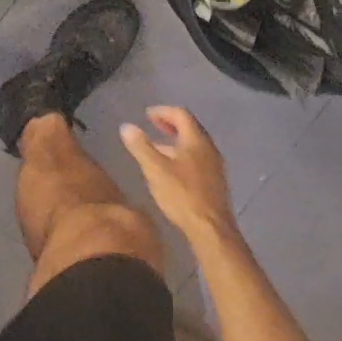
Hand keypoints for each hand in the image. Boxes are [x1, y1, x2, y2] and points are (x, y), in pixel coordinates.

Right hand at [120, 106, 237, 243]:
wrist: (211, 229)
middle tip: (153, 126)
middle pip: (190, 128)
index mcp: (196, 140)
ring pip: (194, 145)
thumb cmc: (182, 195)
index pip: (181, 114)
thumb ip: (141, 146)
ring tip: (157, 149)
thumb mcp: (155, 169)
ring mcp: (215, 166)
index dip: (163, 111)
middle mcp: (209, 148)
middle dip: (170, 125)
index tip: (147, 115)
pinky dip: (183, 155)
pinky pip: (198, 159)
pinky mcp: (215, 182)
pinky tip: (171, 170)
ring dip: (176, 142)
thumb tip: (126, 126)